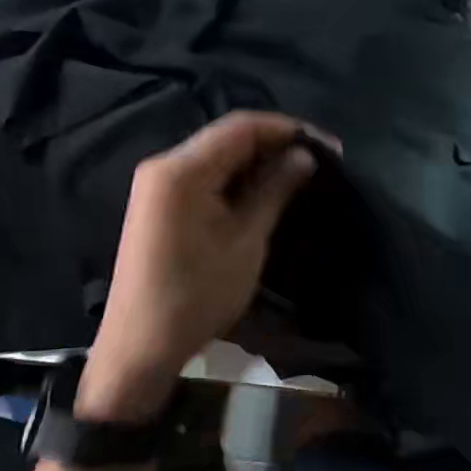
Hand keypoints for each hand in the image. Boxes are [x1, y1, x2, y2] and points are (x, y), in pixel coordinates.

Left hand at [77, 112, 317, 422]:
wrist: (141, 344)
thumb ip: (274, 190)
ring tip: (301, 174)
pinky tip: (266, 190)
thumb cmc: (198, 293)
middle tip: (321, 161)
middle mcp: (164, 165)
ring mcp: (158, 185)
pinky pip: (205, 176)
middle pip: (228, 137)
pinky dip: (238, 178)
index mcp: (181, 169)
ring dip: (259, 161)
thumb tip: (305, 156)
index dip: (288, 129)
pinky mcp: (160, 204)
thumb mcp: (246, 240)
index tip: (329, 146)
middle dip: (276, 144)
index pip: (242, 127)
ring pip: (218, 156)